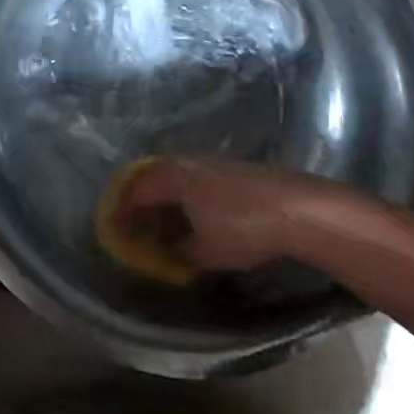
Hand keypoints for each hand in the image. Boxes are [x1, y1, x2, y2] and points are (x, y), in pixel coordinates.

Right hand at [116, 156, 343, 273]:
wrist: (299, 208)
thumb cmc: (244, 228)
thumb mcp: (208, 252)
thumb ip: (181, 252)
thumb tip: (170, 251)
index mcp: (171, 179)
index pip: (136, 191)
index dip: (122, 210)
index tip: (114, 227)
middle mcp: (185, 163)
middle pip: (152, 175)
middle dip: (139, 195)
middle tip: (133, 214)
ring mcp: (211, 161)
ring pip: (174, 172)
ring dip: (163, 191)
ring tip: (162, 212)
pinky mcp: (233, 166)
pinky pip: (195, 175)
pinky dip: (185, 190)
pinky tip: (195, 207)